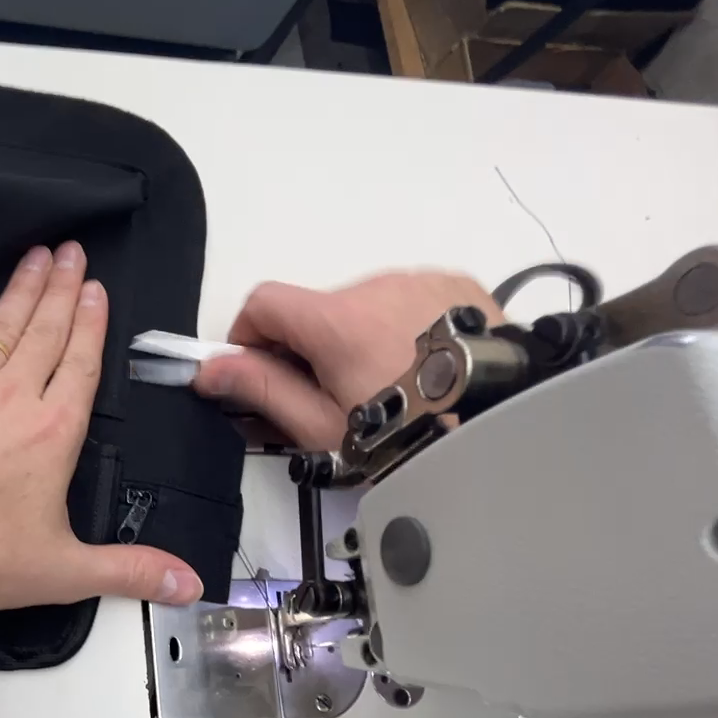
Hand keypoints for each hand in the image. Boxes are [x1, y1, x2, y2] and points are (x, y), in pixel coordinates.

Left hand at [0, 242, 202, 619]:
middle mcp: (12, 396)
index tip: (97, 290)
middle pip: (46, 332)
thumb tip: (192, 587)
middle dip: (63, 290)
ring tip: (40, 254)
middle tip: (74, 251)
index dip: (91, 324)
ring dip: (23, 286)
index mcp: (53, 432)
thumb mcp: (63, 571)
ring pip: (1, 324)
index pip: (80, 364)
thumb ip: (131, 571)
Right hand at [192, 271, 503, 448]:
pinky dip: (394, 327)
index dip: (246, 338)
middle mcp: (378, 286)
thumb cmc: (408, 435)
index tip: (257, 373)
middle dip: (304, 348)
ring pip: (358, 306)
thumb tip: (209, 369)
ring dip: (351, 338)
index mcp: (338, 320)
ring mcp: (423, 281)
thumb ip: (261, 390)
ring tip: (380, 385)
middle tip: (325, 398)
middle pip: (312, 308)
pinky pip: (403, 299)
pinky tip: (415, 366)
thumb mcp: (321, 426)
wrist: (507, 427)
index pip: (262, 303)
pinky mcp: (459, 286)